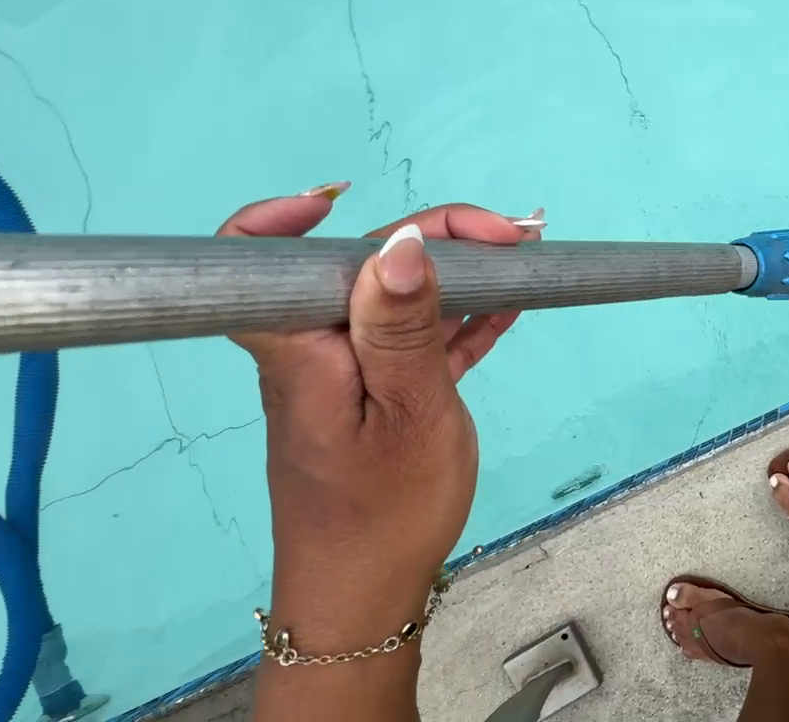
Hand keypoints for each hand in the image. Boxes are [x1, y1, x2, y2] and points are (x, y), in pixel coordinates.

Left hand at [219, 190, 539, 652]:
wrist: (371, 592)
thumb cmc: (385, 506)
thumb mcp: (408, 412)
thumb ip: (403, 327)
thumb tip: (400, 239)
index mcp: (305, 346)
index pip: (258, 263)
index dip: (281, 218)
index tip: (342, 194)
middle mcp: (324, 347)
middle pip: (367, 266)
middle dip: (439, 235)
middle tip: (517, 236)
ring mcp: (361, 370)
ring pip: (407, 298)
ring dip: (467, 271)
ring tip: (529, 255)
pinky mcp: (393, 392)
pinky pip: (430, 337)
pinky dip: (470, 315)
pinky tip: (512, 303)